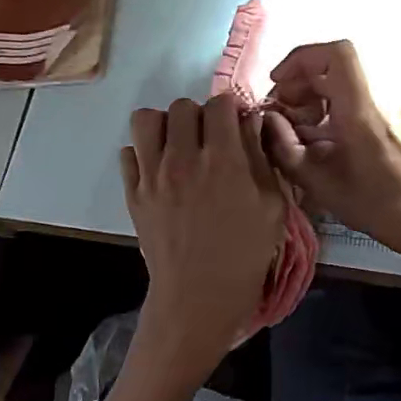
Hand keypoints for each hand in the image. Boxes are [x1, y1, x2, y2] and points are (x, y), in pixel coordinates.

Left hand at [120, 94, 286, 358]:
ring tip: (180, 148)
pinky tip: (161, 172)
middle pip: (182, 106)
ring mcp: (153, 175)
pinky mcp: (133, 193)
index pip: (220, 104)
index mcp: (224, 160)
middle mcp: (184, 158)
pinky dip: (144, 154)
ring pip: (146, 120)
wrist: (199, 297)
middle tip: (210, 140)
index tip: (237, 126)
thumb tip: (253, 125)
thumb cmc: (246, 256)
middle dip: (199, 116)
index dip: (231, 110)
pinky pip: (128, 153)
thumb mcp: (273, 208)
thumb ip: (262, 160)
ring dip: (165, 127)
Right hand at [262, 41, 400, 264]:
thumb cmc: (378, 206)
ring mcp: (393, 106)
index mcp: (364, 109)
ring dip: (317, 93)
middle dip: (303, 79)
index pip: (337, 53)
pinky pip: (360, 96)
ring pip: (348, 79)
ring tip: (299, 127)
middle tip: (283, 110)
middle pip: (338, 64)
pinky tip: (323, 138)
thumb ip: (286, 149)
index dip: (301, 58)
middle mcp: (381, 98)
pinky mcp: (397, 118)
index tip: (279, 82)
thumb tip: (268, 121)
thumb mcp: (321, 184)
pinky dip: (335, 105)